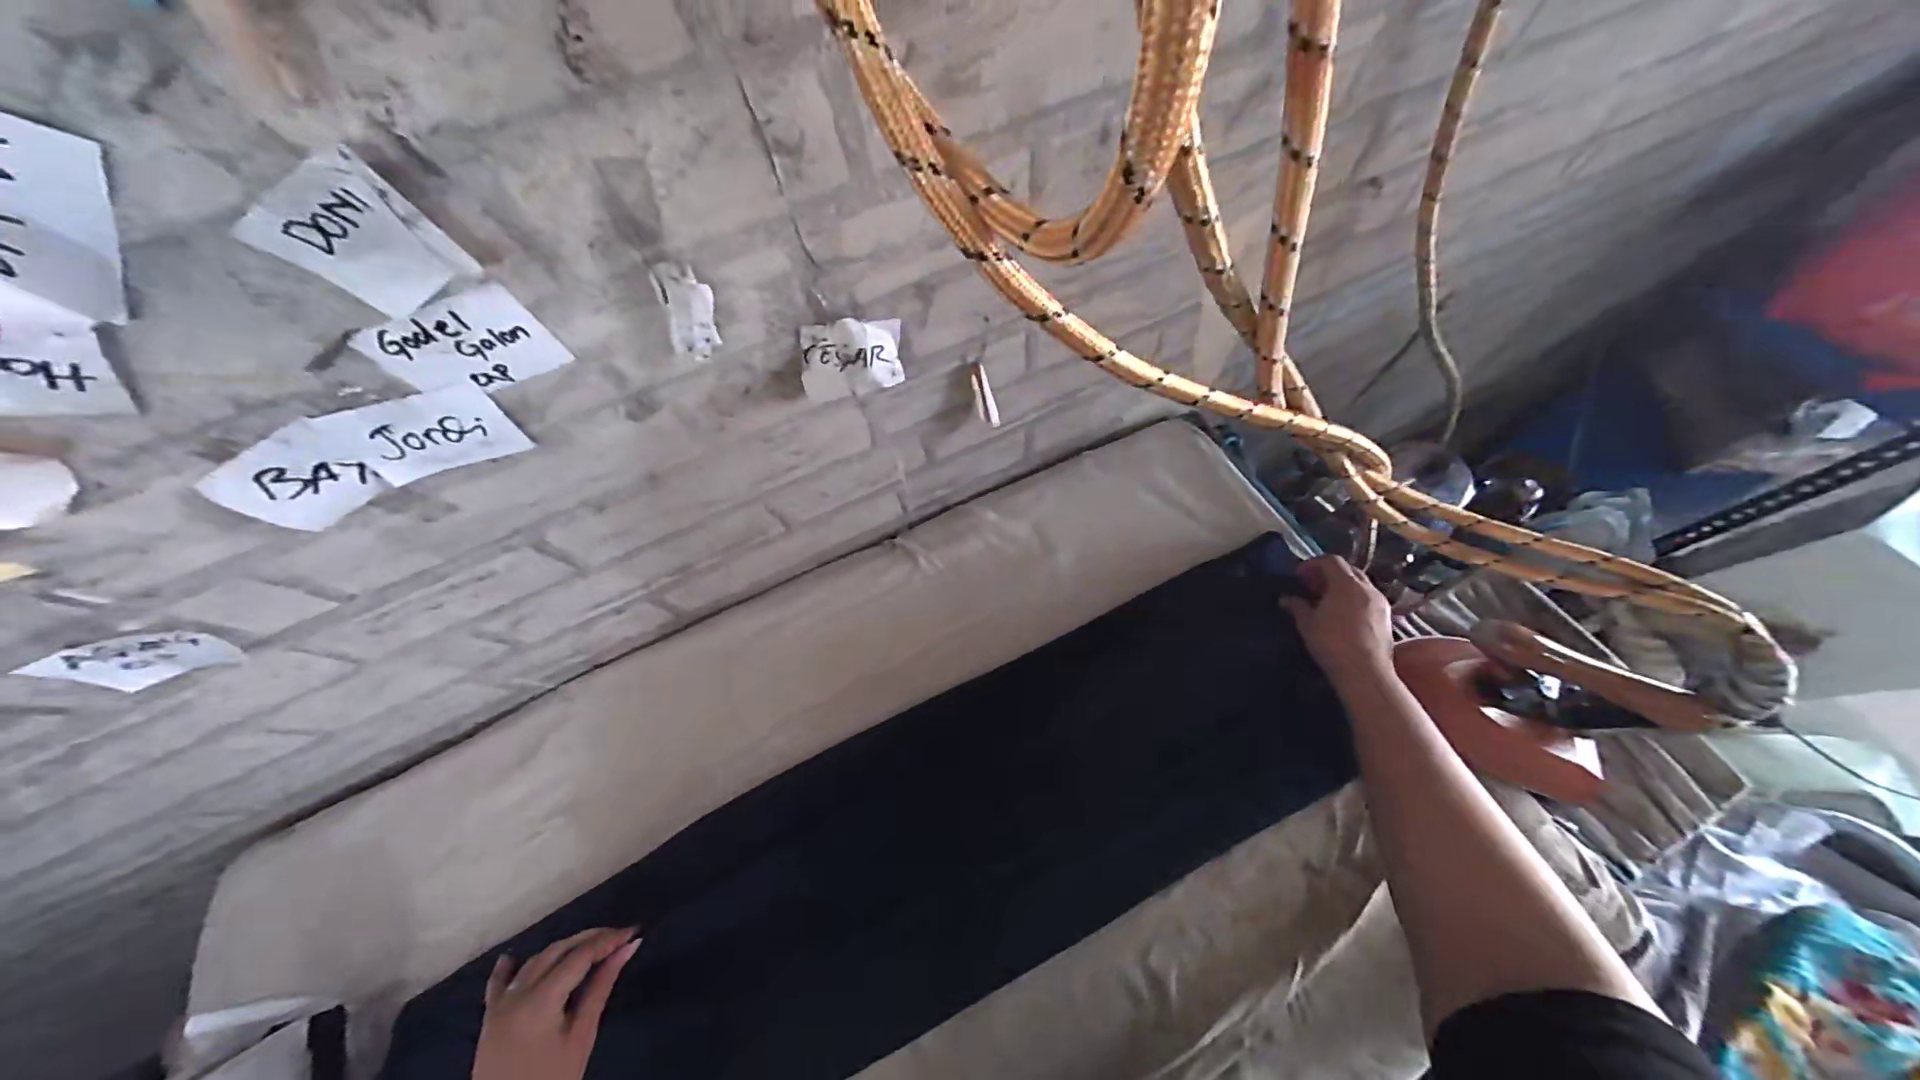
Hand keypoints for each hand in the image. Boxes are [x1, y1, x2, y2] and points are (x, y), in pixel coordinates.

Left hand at [471, 927, 639, 1079]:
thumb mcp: (582, 1035)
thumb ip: (602, 986)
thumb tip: (628, 947)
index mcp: (540, 1000)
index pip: (579, 955)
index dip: (607, 940)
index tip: (632, 933)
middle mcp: (517, 994)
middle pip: (557, 951)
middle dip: (590, 939)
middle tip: (619, 937)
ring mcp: (499, 1005)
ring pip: (535, 961)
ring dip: (564, 948)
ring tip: (592, 946)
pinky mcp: (489, 1018)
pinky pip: (499, 983)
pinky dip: (512, 967)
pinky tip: (515, 957)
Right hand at [1279, 554, 1393, 683]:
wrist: (1365, 672)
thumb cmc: (1331, 643)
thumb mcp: (1307, 624)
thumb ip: (1297, 606)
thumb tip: (1286, 598)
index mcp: (1346, 584)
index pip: (1331, 561)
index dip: (1313, 564)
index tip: (1299, 575)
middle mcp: (1367, 588)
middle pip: (1348, 570)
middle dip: (1328, 573)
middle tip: (1311, 585)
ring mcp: (1380, 602)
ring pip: (1360, 584)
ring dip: (1342, 585)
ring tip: (1326, 600)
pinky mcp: (1387, 617)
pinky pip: (1368, 598)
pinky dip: (1353, 597)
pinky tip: (1342, 613)